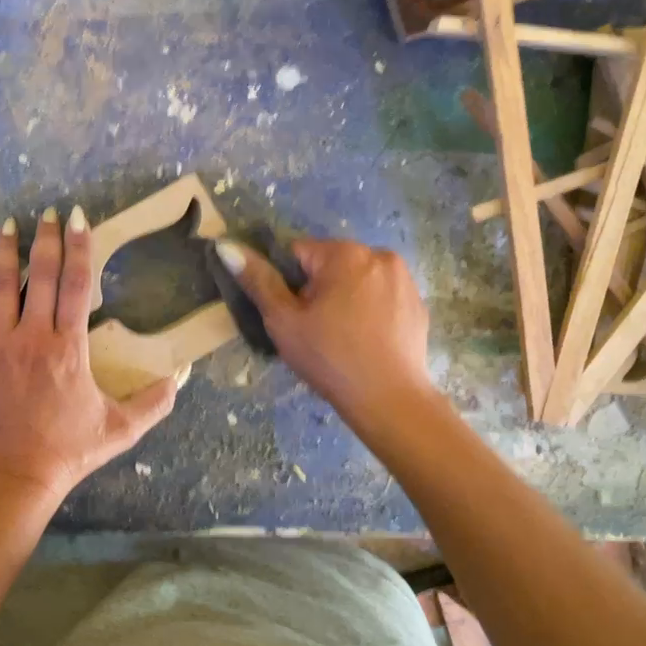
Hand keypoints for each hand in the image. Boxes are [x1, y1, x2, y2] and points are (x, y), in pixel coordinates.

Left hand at [0, 206, 178, 505]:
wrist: (12, 477)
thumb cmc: (67, 453)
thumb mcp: (120, 430)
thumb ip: (154, 402)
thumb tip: (182, 376)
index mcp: (69, 346)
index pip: (78, 285)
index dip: (80, 247)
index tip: (78, 218)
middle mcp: (32, 336)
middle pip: (41, 276)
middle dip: (45, 240)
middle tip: (47, 213)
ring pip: (0, 288)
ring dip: (4, 255)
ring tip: (8, 227)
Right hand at [216, 238, 433, 425]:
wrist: (389, 399)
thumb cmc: (328, 357)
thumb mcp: (283, 320)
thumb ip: (258, 280)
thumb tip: (227, 246)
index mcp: (344, 254)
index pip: (297, 252)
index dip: (287, 284)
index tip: (294, 315)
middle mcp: (379, 255)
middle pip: (329, 264)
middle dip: (317, 289)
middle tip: (314, 329)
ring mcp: (404, 279)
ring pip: (356, 280)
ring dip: (344, 298)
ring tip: (341, 336)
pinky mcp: (418, 303)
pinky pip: (380, 296)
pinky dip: (369, 310)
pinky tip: (365, 340)